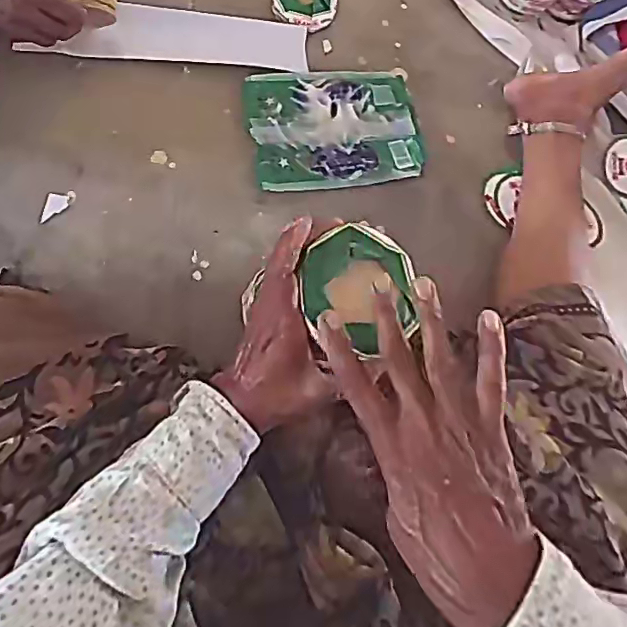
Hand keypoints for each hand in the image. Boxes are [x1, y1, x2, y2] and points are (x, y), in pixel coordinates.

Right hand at [0, 0, 84, 45]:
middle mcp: (27, 14)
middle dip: (71, 29)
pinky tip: (36, 28)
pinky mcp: (7, 36)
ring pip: (50, 41)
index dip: (80, 16)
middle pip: (63, 32)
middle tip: (71, 21)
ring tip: (53, 24)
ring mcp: (17, 27)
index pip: (70, 14)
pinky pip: (31, 42)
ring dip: (56, 35)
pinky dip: (39, 38)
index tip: (81, 12)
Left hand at [212, 217, 337, 433]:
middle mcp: (270, 301)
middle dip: (311, 236)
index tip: (315, 222)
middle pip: (285, 256)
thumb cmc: (274, 394)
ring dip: (303, 246)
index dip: (299, 241)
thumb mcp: (317, 387)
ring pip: (281, 263)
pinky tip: (316, 261)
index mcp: (281, 312)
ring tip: (331, 237)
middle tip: (339, 227)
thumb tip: (386, 363)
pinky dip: (295, 260)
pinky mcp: (265, 310)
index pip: (285, 265)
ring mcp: (265, 303)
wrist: (240, 404)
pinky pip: (280, 274)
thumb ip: (350, 373)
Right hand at [312, 277, 540, 626]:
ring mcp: (460, 419)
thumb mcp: (394, 513)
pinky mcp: (491, 425)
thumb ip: (389, 469)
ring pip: (442, 358)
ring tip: (425, 285)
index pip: (358, 388)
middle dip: (387, 318)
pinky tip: (491, 318)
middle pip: (399, 360)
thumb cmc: (436, 553)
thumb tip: (384, 449)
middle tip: (379, 284)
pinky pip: (491, 378)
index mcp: (393, 446)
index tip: (328, 321)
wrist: (491, 572)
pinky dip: (492, 348)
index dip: (341, 351)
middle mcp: (424, 423)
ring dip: (433, 319)